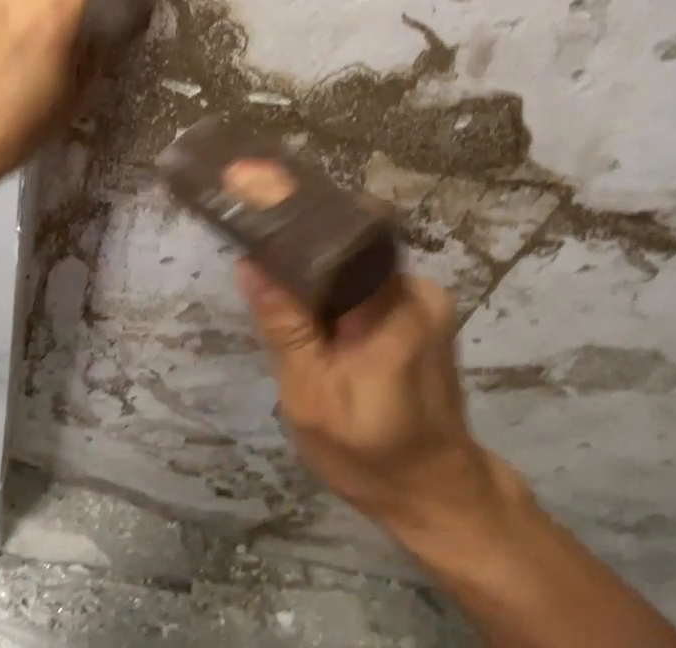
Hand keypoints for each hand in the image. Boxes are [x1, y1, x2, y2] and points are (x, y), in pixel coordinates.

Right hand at [229, 161, 517, 541]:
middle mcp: (416, 291)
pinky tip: (289, 285)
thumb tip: (251, 262)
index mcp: (395, 309)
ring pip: (347, 258)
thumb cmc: (371, 454)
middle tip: (239, 217)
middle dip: (290, 228)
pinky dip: (323, 277)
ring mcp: (419, 300)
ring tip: (254, 246)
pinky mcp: (413, 312)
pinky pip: (357, 278)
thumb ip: (285, 326)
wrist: (437, 496)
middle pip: (343, 239)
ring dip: (305, 257)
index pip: (340, 235)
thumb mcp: (312, 396)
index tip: (246, 180)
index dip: (290, 208)